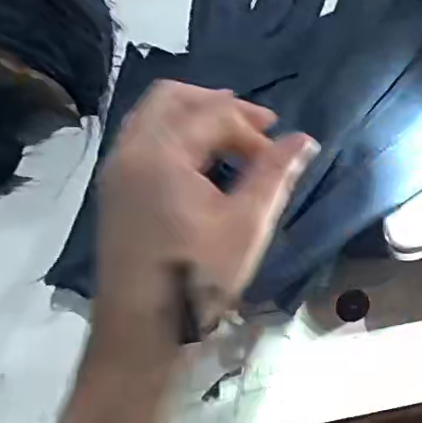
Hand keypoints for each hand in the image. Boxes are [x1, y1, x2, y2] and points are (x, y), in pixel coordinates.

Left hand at [95, 82, 316, 344]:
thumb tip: (304, 139)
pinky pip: (146, 138)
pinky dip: (179, 135)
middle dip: (221, 106)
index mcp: (160, 155)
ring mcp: (117, 169)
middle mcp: (130, 151)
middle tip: (260, 128)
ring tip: (236, 142)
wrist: (143, 324)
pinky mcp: (116, 188)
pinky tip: (207, 164)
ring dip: (198, 118)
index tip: (280, 157)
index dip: (253, 129)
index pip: (213, 114)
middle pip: (172, 97)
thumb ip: (275, 174)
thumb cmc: (199, 275)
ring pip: (155, 115)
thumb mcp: (247, 224)